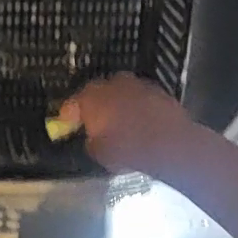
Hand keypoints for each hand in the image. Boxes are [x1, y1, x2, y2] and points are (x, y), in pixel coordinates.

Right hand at [59, 74, 196, 171]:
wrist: (171, 144)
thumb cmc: (128, 149)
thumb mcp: (100, 153)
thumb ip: (91, 142)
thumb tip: (93, 137)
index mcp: (92, 98)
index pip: (72, 103)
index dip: (68, 115)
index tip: (66, 124)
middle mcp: (112, 84)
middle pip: (97, 93)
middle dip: (94, 106)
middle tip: (95, 123)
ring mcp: (137, 84)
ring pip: (120, 93)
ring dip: (117, 105)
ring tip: (120, 123)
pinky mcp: (157, 90)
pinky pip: (139, 98)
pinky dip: (136, 107)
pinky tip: (140, 122)